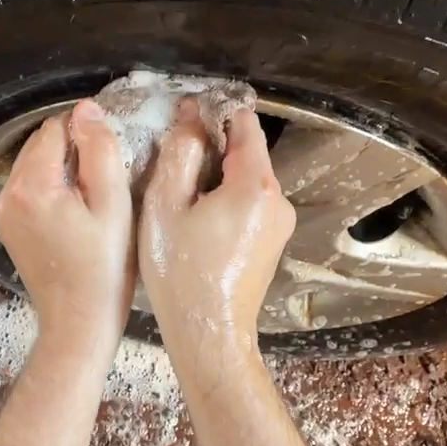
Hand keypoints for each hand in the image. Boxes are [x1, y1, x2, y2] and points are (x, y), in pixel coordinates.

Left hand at [0, 99, 135, 347]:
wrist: (78, 322)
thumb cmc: (105, 267)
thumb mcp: (113, 204)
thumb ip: (100, 150)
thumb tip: (86, 109)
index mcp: (33, 184)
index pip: (55, 128)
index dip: (85, 130)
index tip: (110, 149)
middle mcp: (8, 192)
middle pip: (40, 143)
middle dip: (71, 146)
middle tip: (105, 170)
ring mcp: (3, 210)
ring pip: (32, 163)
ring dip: (60, 164)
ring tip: (92, 190)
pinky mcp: (7, 225)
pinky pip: (27, 186)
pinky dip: (49, 184)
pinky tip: (74, 207)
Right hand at [139, 99, 295, 372]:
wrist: (208, 334)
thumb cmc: (181, 270)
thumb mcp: (166, 204)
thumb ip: (179, 153)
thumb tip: (190, 115)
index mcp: (255, 185)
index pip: (244, 125)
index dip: (215, 111)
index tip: (184, 112)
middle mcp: (278, 199)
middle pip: (246, 152)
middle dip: (212, 144)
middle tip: (170, 154)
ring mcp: (279, 222)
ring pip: (246, 177)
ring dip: (216, 172)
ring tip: (177, 186)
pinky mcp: (273, 240)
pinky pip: (249, 201)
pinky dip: (224, 195)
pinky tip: (194, 212)